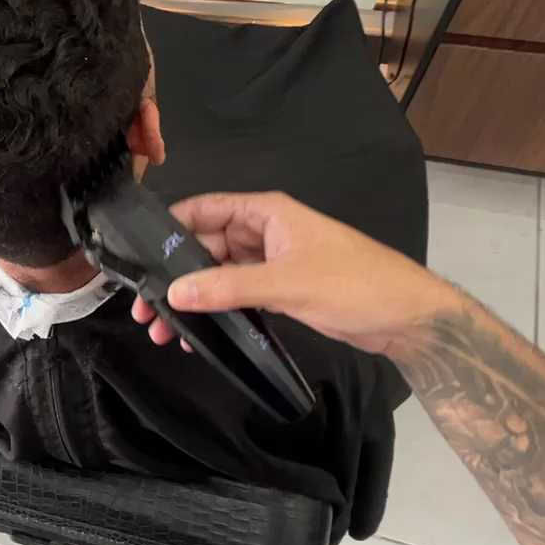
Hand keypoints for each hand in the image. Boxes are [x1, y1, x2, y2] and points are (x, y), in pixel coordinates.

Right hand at [131, 191, 464, 357]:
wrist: (407, 320)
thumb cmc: (354, 284)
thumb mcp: (286, 283)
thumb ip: (227, 288)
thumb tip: (174, 294)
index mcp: (265, 213)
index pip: (205, 209)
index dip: (169, 227)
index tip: (137, 253)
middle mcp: (262, 232)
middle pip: (204, 246)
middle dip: (173, 275)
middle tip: (144, 308)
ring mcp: (268, 262)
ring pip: (215, 275)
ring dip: (190, 299)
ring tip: (161, 329)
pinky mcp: (275, 289)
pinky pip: (232, 295)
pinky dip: (213, 312)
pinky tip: (193, 336)